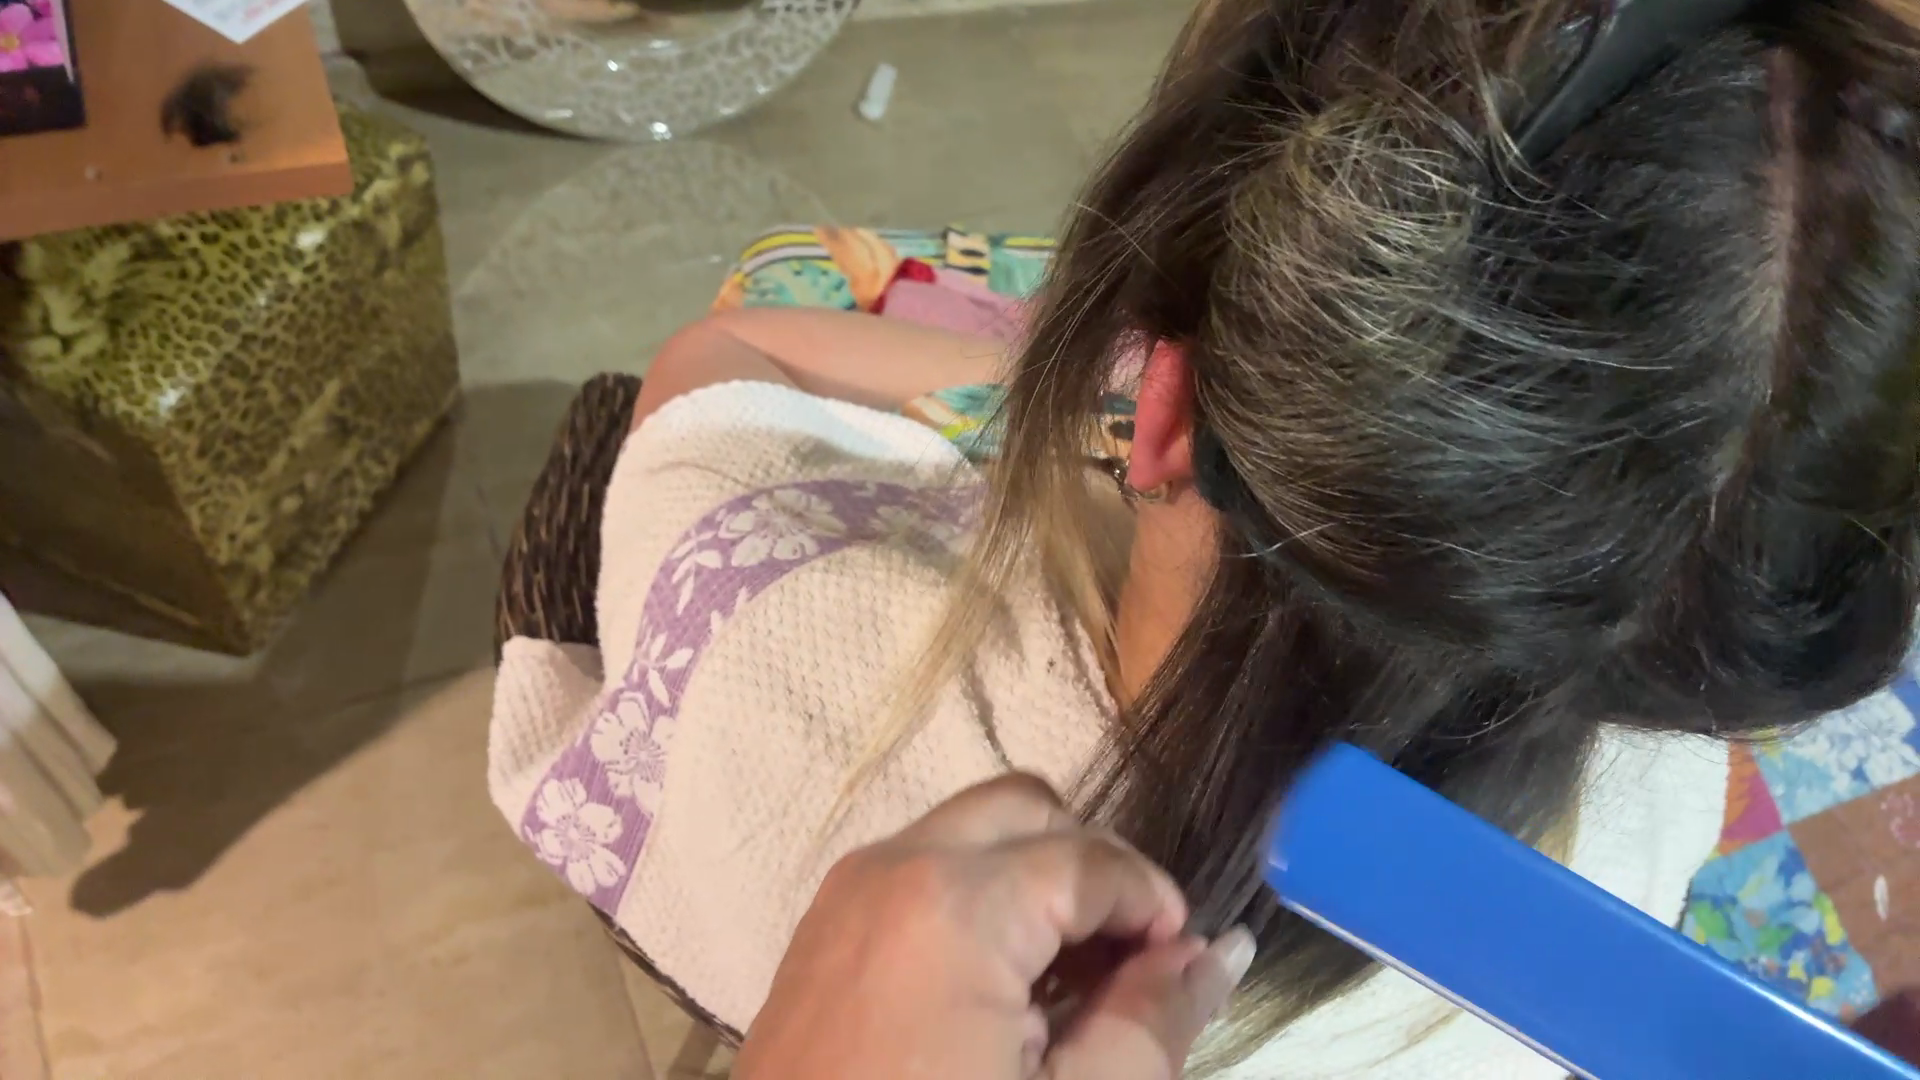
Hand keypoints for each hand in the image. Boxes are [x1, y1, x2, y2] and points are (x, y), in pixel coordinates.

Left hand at [733, 774, 1254, 1079]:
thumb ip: (1151, 1022)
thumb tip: (1220, 950)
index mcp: (956, 903)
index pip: (1087, 858)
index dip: (1152, 900)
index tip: (1185, 958)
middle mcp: (897, 861)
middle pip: (1026, 806)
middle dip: (1091, 861)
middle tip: (1127, 953)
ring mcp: (853, 883)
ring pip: (974, 824)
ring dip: (1036, 870)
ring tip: (1069, 970)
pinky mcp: (829, 915)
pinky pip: (926, 860)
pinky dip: (981, 887)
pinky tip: (1001, 977)